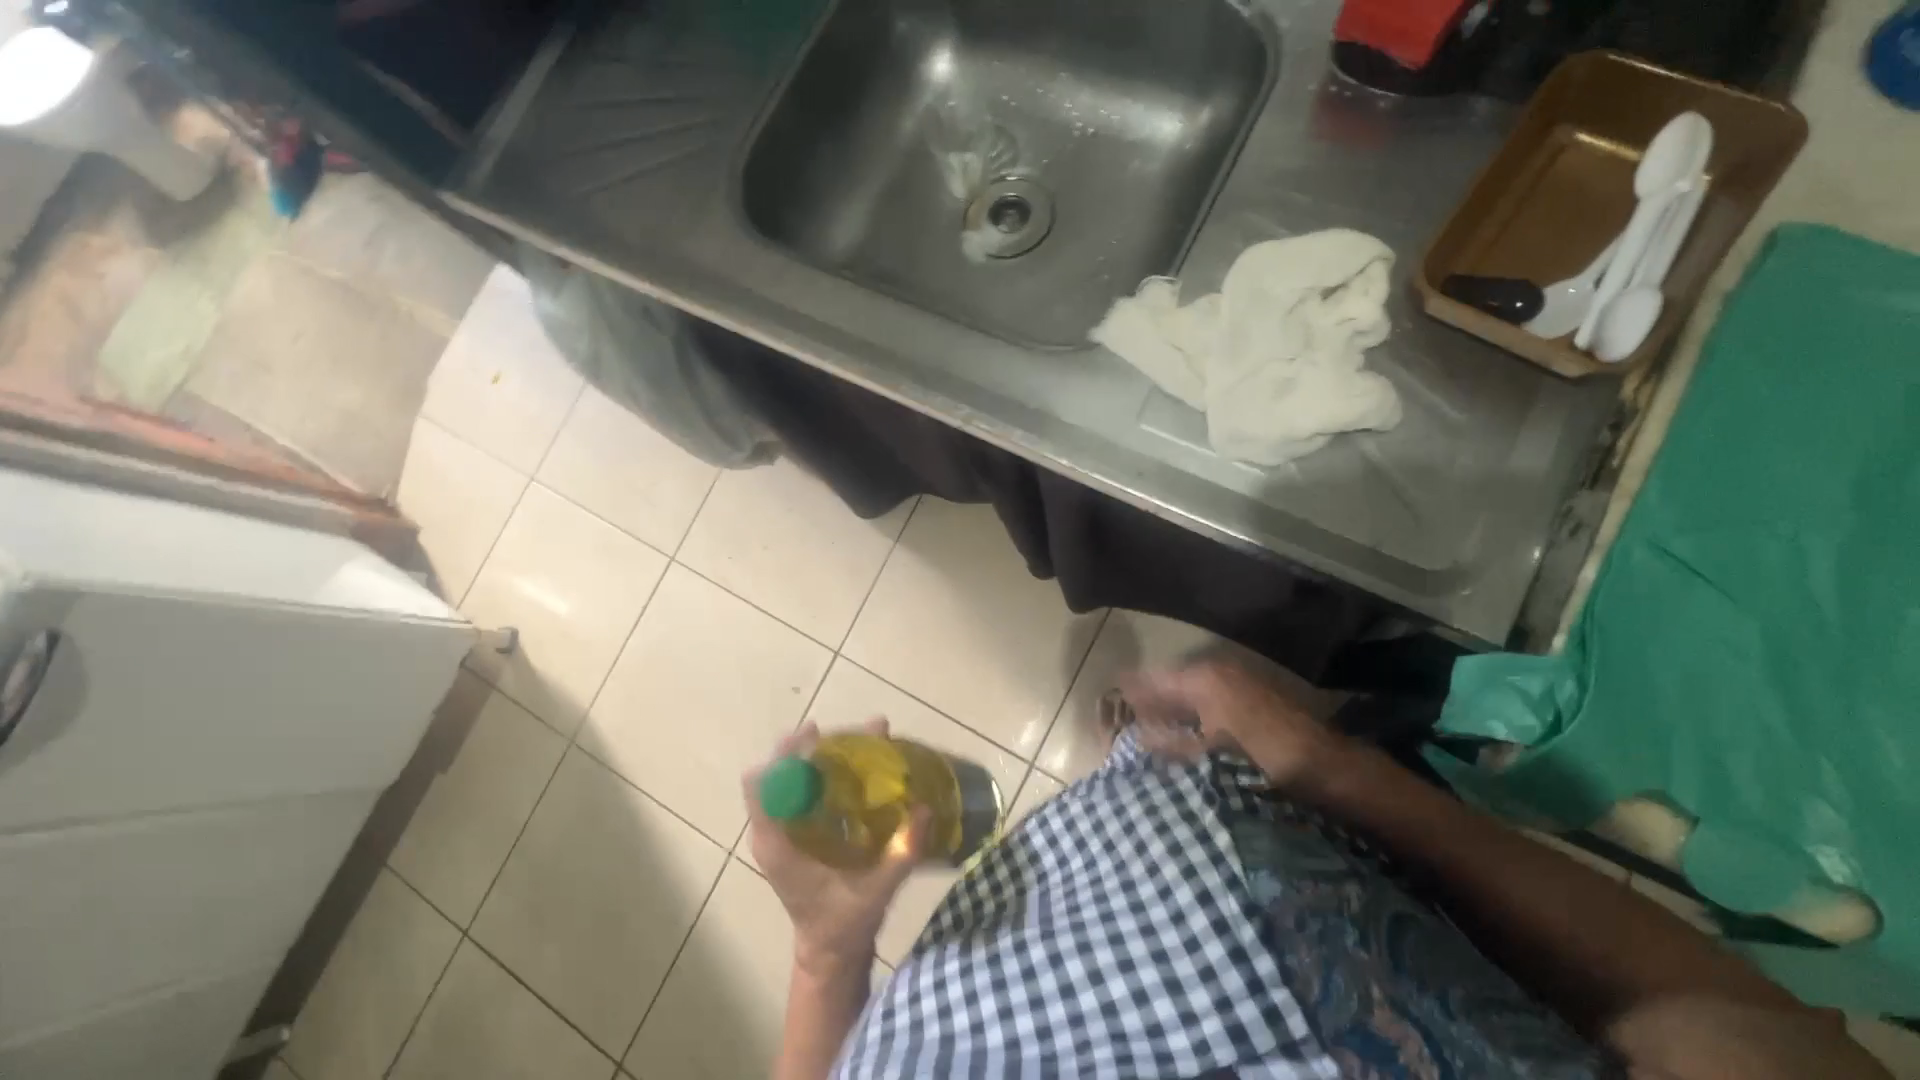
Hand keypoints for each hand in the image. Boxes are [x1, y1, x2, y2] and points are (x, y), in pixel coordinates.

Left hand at [742, 719, 929, 975]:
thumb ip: (900, 853)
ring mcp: (782, 836)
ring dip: (815, 760)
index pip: (764, 788)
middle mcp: (773, 835)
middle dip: (806, 750)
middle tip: (847, 734)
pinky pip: (799, 796)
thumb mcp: (876, 890)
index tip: (817, 736)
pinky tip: (855, 768)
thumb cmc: (844, 925)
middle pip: (775, 776)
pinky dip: (822, 777)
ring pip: (787, 783)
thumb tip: (925, 808)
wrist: (830, 955)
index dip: (786, 757)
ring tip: (857, 742)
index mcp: (777, 846)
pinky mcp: (796, 838)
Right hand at [1121, 659, 1349, 786]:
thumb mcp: (1207, 756)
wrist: (1325, 766)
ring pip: (1194, 692)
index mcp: (1203, 679)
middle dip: (1152, 699)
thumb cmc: (1260, 758)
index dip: (1133, 690)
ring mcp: (1241, 682)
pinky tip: (1189, 733)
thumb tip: (1136, 737)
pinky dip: (1196, 712)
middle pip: (1174, 683)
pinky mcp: (1256, 697)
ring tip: (1153, 728)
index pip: (1154, 680)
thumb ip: (1168, 745)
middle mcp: (1219, 672)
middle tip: (1129, 717)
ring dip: (1175, 708)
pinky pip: (1213, 699)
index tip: (1112, 697)